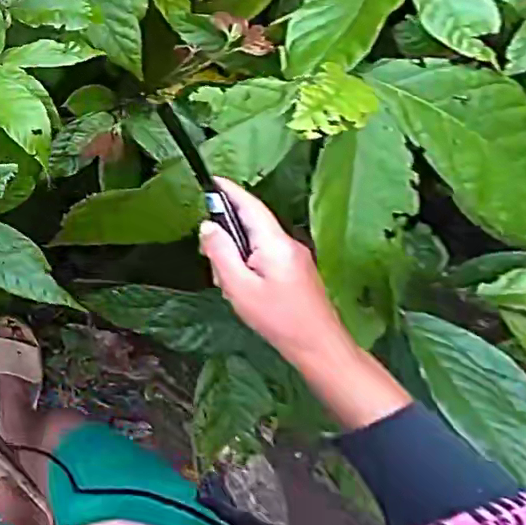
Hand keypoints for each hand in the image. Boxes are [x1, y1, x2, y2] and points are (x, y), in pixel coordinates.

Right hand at [197, 178, 412, 430]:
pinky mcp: (294, 269)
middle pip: (250, 224)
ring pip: (253, 242)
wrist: (317, 345)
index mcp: (275, 244)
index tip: (211, 179)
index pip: (250, 207)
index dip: (230, 190)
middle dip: (224, 234)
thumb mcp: (238, 285)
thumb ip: (220, 252)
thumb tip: (208, 226)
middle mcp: (288, 245)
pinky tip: (239, 285)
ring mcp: (294, 257)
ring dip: (233, 254)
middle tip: (208, 255)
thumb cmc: (277, 317)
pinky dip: (244, 263)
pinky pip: (262, 254)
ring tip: (226, 281)